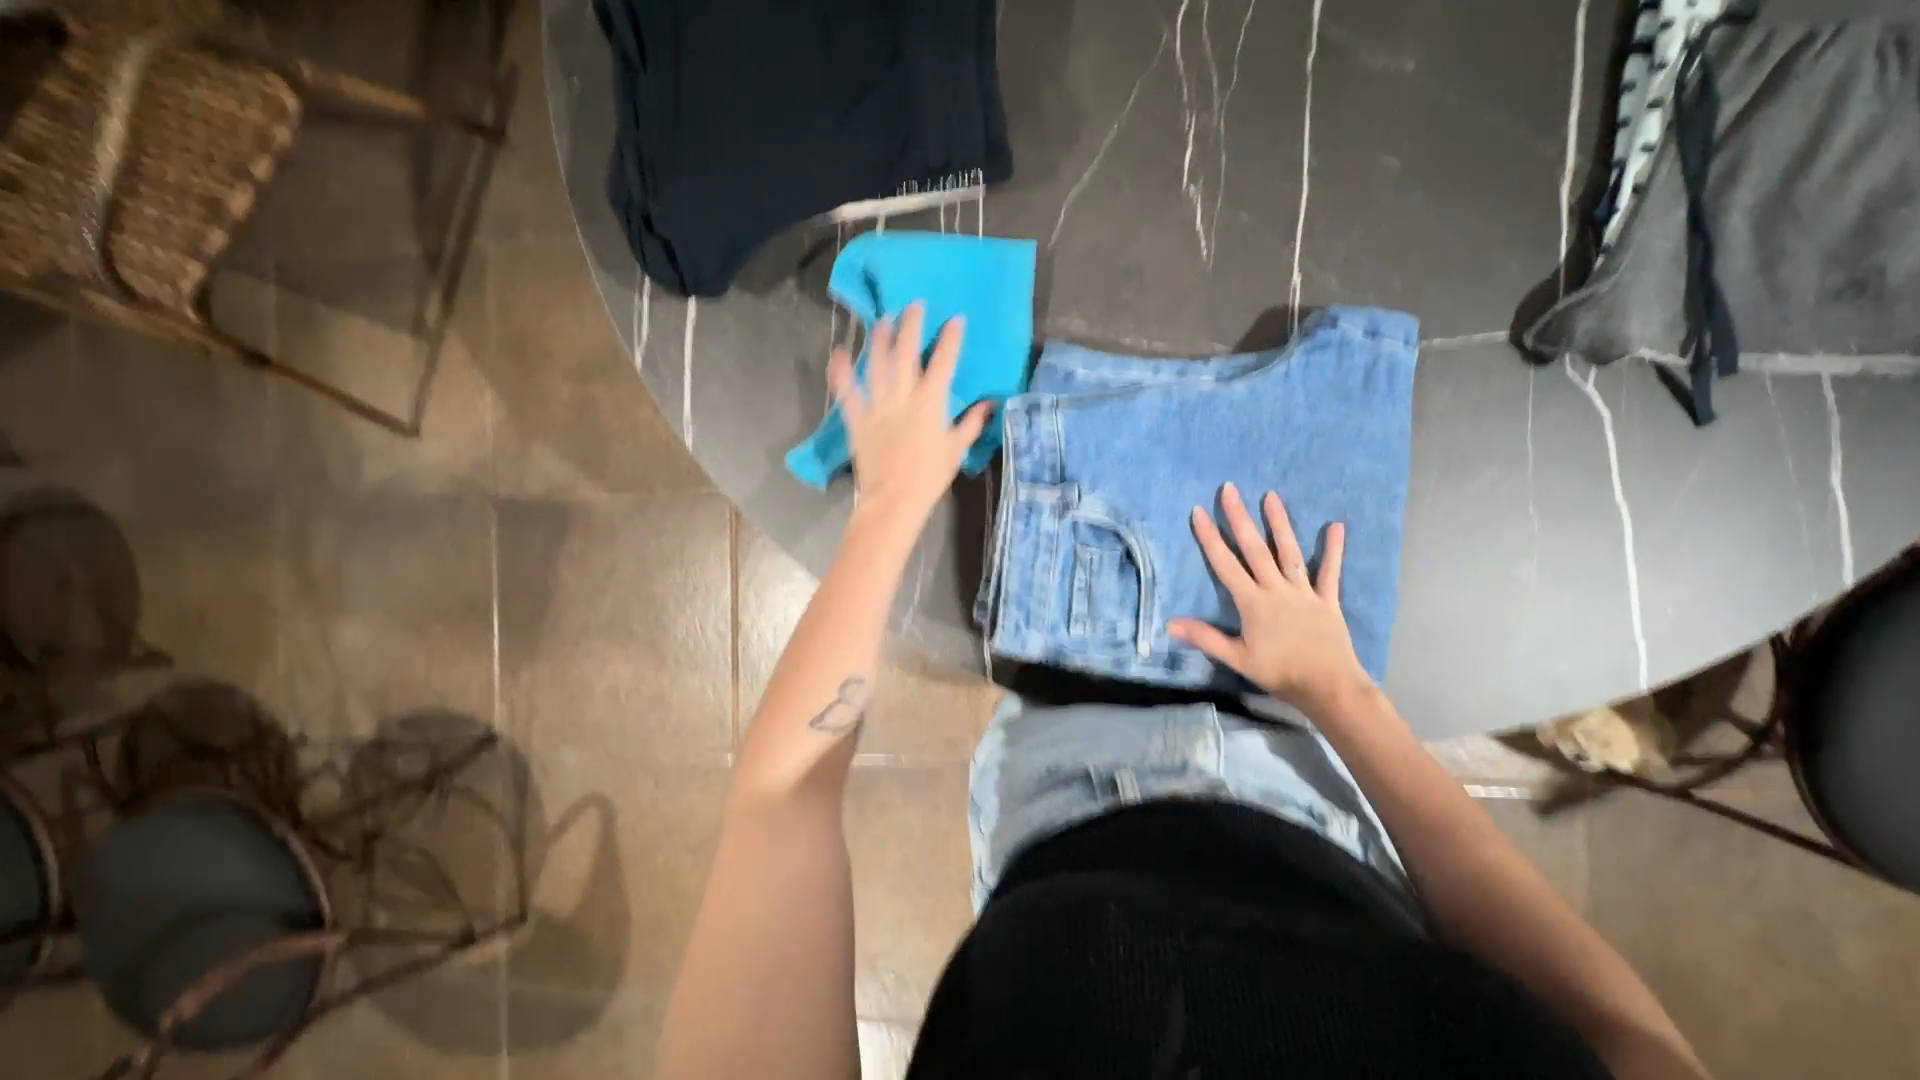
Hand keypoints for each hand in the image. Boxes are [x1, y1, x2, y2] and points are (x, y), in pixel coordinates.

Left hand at [829, 302, 990, 533]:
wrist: (894, 500)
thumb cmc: (929, 476)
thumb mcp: (957, 449)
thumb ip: (971, 423)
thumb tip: (988, 404)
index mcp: (930, 403)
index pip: (943, 363)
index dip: (950, 339)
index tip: (955, 319)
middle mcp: (903, 397)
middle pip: (906, 353)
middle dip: (911, 326)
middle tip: (913, 305)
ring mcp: (877, 407)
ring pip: (877, 365)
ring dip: (879, 339)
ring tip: (882, 320)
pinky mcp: (857, 420)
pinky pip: (847, 393)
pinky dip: (841, 373)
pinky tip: (839, 353)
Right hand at [1168, 483, 1372, 714]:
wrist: (1328, 685)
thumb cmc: (1279, 673)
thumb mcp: (1237, 658)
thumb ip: (1206, 637)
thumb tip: (1170, 623)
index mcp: (1253, 602)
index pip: (1226, 564)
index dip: (1210, 538)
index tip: (1199, 512)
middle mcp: (1276, 589)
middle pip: (1254, 548)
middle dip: (1239, 518)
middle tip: (1230, 489)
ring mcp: (1303, 592)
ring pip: (1289, 552)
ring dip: (1279, 523)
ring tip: (1271, 496)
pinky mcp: (1327, 599)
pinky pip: (1330, 572)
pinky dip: (1334, 550)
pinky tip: (1336, 526)